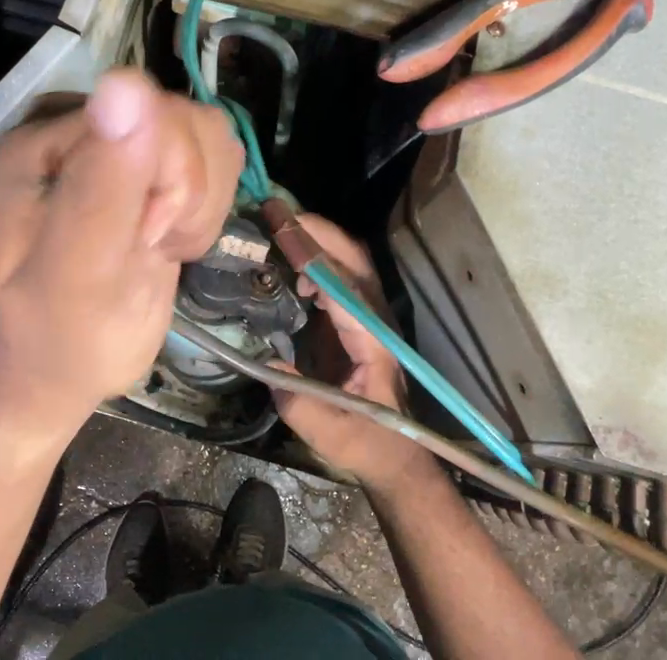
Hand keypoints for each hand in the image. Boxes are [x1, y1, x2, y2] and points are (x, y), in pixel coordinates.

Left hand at [0, 69, 242, 426]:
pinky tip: (173, 237)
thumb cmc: (63, 334)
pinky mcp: (153, 161)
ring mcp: (120, 139)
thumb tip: (125, 83)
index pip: (150, 116)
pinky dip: (210, 206)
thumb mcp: (77, 276)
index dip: (169, 183)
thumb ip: (103, 187)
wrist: (72, 363)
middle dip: (186, 198)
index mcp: (46, 141)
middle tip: (151, 246)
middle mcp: (80, 126)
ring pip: (209, 134)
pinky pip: (217, 154)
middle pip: (185, 120)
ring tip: (160, 244)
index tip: (144, 240)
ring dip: (201, 205)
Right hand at [273, 215, 427, 486]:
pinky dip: (312, 259)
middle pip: (351, 258)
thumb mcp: (334, 436)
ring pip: (346, 262)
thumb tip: (271, 365)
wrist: (396, 454)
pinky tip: (287, 266)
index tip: (282, 227)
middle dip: (314, 230)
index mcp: (373, 341)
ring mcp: (366, 316)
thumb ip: (303, 404)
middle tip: (272, 212)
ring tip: (274, 228)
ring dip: (314, 239)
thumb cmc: (370, 444)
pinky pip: (336, 277)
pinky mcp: (354, 320)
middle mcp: (374, 318)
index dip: (313, 254)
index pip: (343, 285)